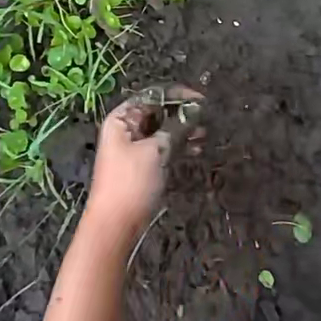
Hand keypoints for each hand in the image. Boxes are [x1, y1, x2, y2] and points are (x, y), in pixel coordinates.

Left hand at [82, 84, 202, 237]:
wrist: (115, 225)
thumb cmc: (131, 182)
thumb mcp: (156, 151)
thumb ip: (176, 127)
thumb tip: (195, 109)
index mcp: (122, 118)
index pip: (153, 95)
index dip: (177, 95)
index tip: (201, 100)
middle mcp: (127, 128)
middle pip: (158, 112)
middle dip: (182, 113)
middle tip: (206, 119)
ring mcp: (134, 147)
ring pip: (163, 130)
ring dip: (183, 130)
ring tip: (204, 134)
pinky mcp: (142, 164)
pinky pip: (163, 147)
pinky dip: (178, 145)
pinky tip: (196, 149)